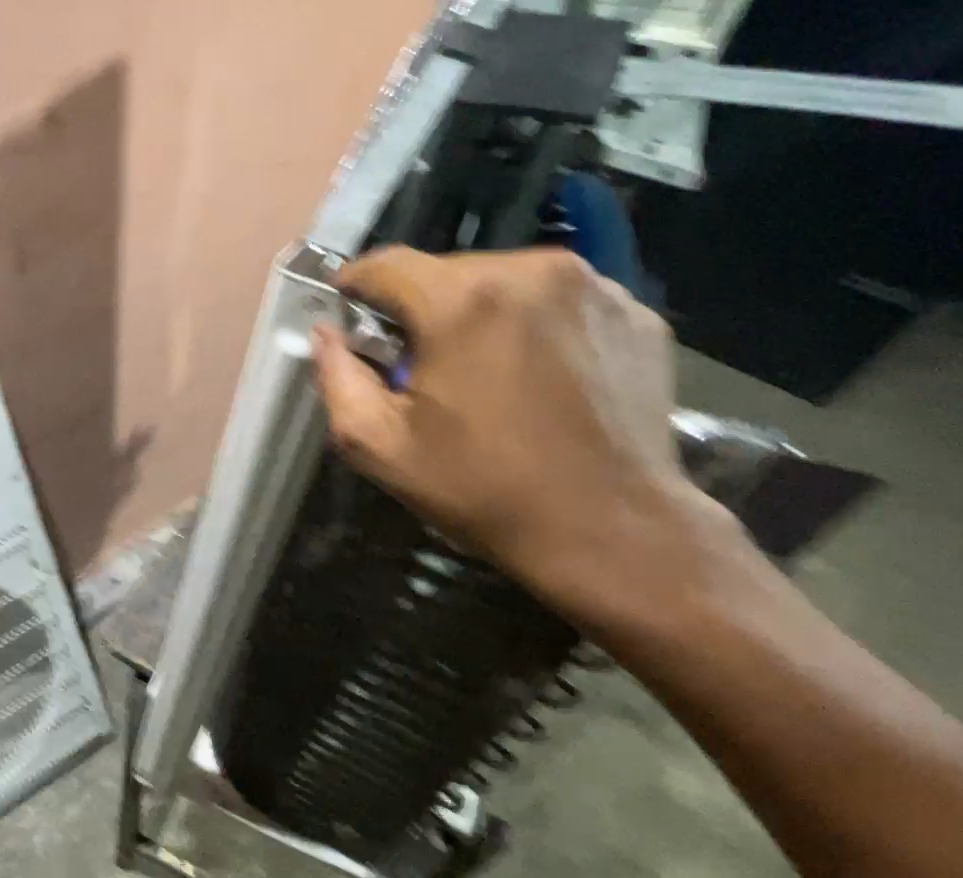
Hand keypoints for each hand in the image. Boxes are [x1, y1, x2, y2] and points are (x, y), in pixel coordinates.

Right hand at [314, 245, 707, 598]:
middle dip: (424, 310)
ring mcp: (595, 288)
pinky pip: (562, 303)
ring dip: (482, 316)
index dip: (358, 286)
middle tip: (421, 366)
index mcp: (463, 301)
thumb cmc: (480, 488)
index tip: (348, 312)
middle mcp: (533, 272)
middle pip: (450, 272)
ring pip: (508, 283)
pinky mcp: (635, 313)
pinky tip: (539, 380)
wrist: (606, 526)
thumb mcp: (379, 446)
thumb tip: (327, 334)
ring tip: (484, 374)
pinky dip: (537, 328)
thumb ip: (337, 380)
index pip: (388, 264)